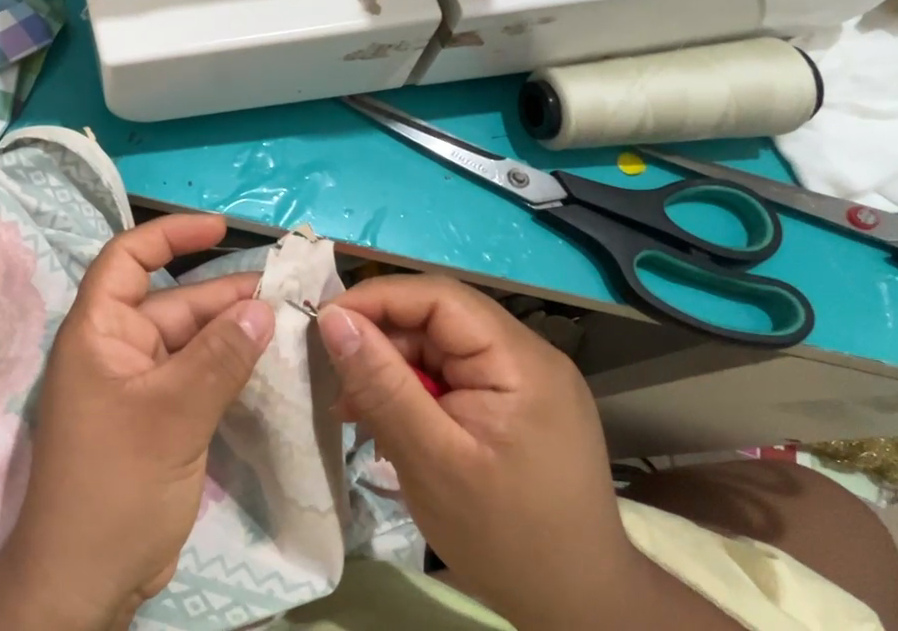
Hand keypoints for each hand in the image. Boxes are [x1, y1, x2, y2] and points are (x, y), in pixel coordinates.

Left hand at [0, 215, 272, 628]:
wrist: (88, 572)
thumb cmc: (116, 481)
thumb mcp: (171, 414)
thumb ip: (219, 358)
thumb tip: (261, 309)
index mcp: (98, 331)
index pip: (128, 260)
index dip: (170, 236)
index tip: (220, 227)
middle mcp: (115, 350)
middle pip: (172, 304)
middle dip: (225, 295)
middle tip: (290, 293)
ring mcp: (136, 387)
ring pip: (190, 344)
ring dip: (233, 335)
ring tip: (292, 324)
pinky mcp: (156, 421)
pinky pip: (195, 379)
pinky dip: (229, 370)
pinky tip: (271, 368)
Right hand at [317, 276, 731, 630]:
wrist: (576, 605)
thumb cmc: (503, 534)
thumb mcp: (429, 457)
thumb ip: (381, 382)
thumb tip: (331, 318)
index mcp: (519, 361)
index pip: (437, 297)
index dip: (375, 299)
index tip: (322, 326)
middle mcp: (527, 357)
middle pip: (437, 320)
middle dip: (379, 341)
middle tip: (334, 378)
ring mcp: (524, 382)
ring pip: (438, 348)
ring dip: (391, 370)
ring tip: (354, 409)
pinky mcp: (514, 405)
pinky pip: (451, 376)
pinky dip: (413, 392)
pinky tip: (387, 421)